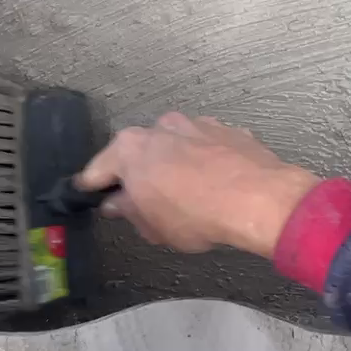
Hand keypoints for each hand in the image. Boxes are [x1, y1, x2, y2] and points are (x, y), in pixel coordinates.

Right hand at [76, 113, 318, 258]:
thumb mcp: (152, 226)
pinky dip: (209, 160)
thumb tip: (120, 203)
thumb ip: (130, 210)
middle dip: (142, 172)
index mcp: (132, 148)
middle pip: (142, 151)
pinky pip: (210, 146)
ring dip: (178, 162)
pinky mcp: (232, 130)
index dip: (95, 185)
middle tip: (145, 199)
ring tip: (188, 193)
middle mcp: (164, 127)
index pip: (100, 168)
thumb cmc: (198, 214)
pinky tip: (217, 182)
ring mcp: (201, 125)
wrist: (258, 198)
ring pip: (179, 145)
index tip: (91, 192)